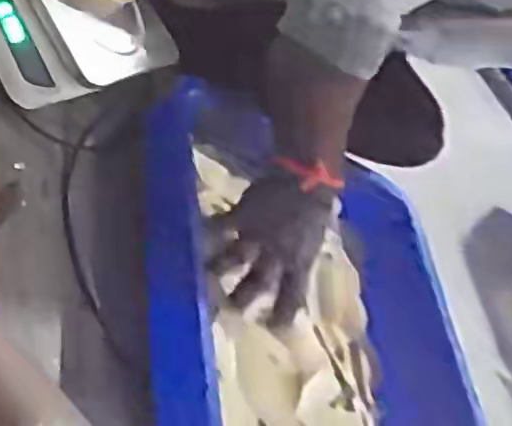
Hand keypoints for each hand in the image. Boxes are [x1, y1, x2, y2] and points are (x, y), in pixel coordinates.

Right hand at [208, 174, 335, 328]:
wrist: (304, 183)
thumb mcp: (315, 241)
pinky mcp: (242, 215)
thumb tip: (293, 266)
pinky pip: (222, 226)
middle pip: (260, 282)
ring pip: (236, 258)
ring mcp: (258, 235)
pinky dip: (209, 230)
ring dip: (220, 268)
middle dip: (244, 297)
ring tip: (206, 276)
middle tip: (230, 309)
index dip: (282, 313)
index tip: (271, 328)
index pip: (292, 296)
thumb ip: (300, 255)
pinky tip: (196, 233)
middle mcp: (278, 255)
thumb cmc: (315, 212)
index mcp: (301, 263)